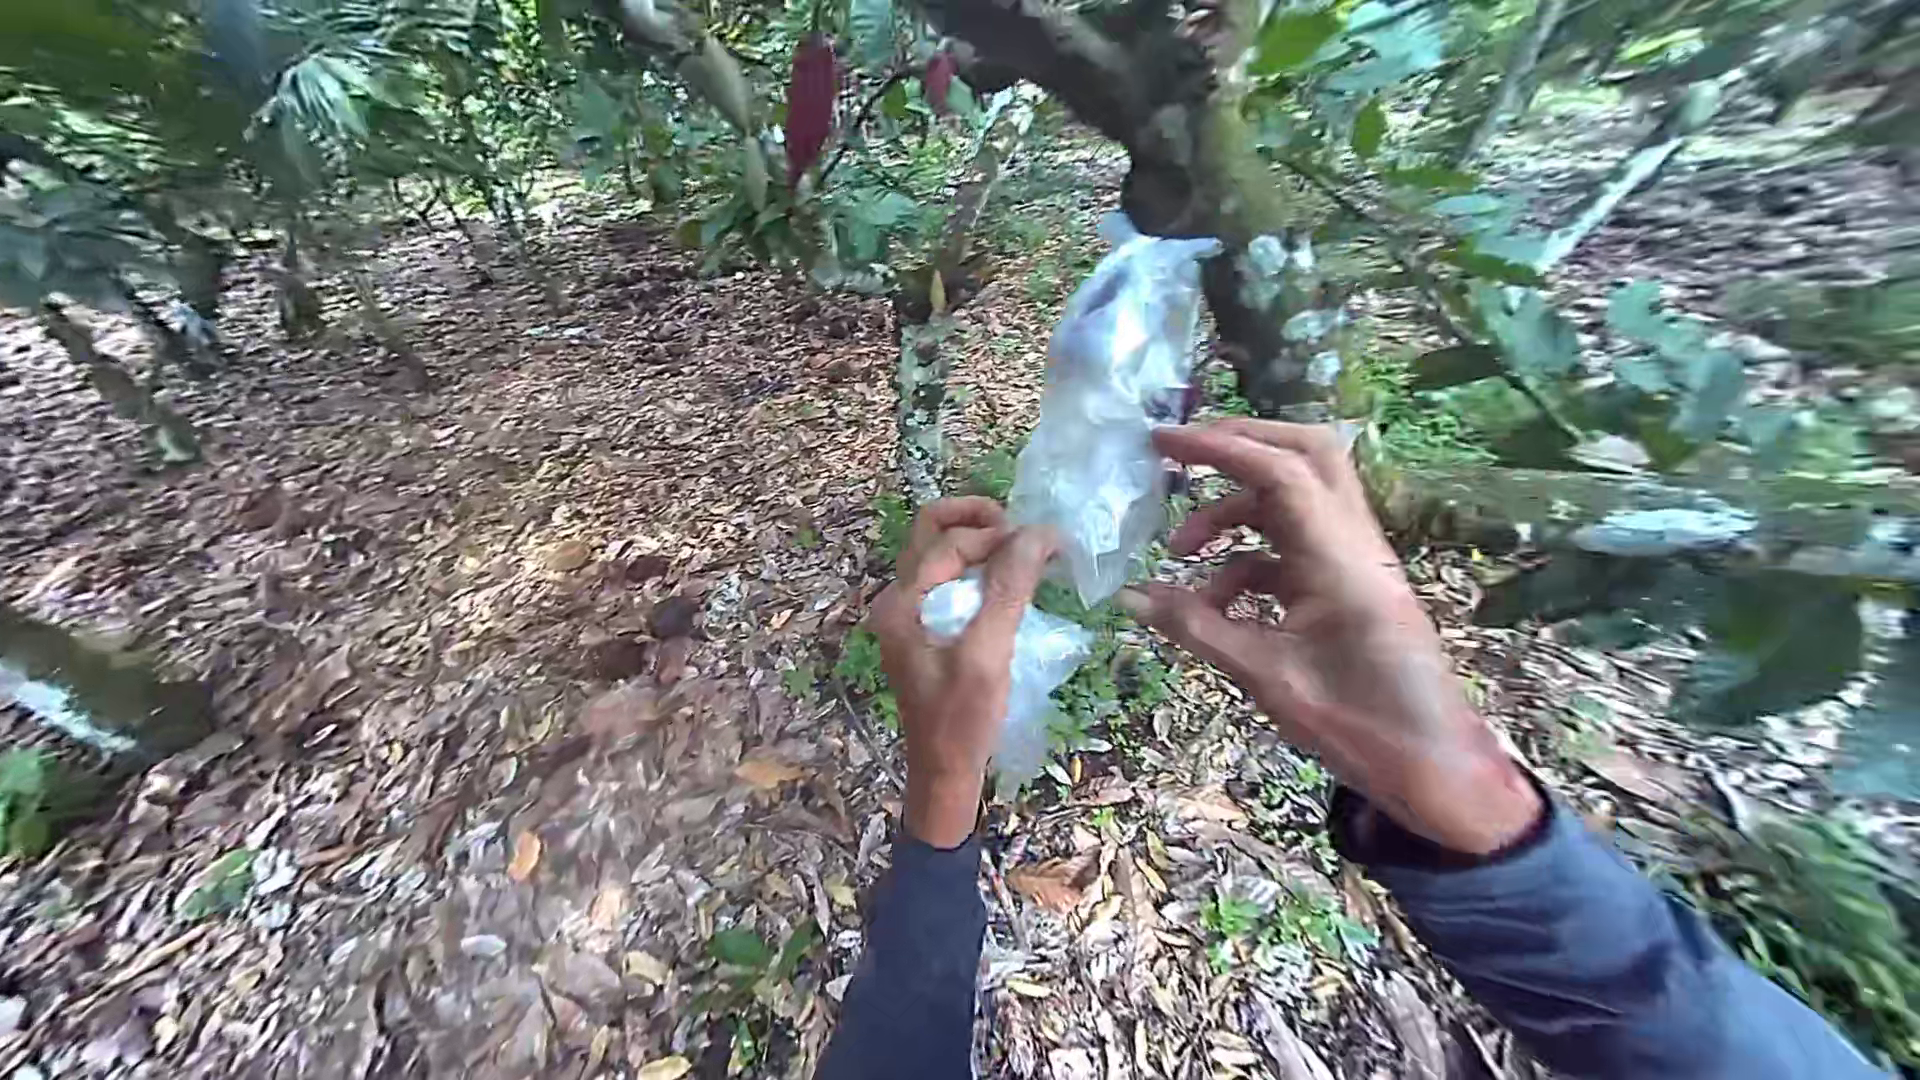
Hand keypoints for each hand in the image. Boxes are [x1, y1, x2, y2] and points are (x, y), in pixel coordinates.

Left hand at [867, 498, 1056, 847]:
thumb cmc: (962, 720)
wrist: (944, 772)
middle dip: (978, 521)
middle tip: (1022, 535)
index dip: (997, 534)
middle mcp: (898, 598)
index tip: (1045, 542)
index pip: (948, 542)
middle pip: (932, 531)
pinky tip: (1010, 580)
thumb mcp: (987, 654)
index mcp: (901, 602)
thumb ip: (1008, 590)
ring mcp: (910, 611)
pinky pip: (949, 577)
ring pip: (940, 551)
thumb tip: (1037, 533)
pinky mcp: (926, 626)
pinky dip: (979, 566)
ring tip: (1022, 550)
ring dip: (979, 541)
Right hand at [1117, 420, 1540, 853]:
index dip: (1218, 448)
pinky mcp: (1341, 582)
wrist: (1433, 771)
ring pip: (1290, 501)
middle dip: (1239, 444)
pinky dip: (1240, 560)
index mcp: (1341, 561)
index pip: (1280, 474)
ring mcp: (1349, 560)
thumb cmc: (1357, 726)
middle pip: (1305, 456)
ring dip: (1230, 513)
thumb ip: (1193, 627)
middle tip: (1182, 454)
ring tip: (1179, 552)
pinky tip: (1210, 602)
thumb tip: (1128, 596)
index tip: (1162, 440)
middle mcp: (1352, 545)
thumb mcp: (1263, 676)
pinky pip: (1284, 548)